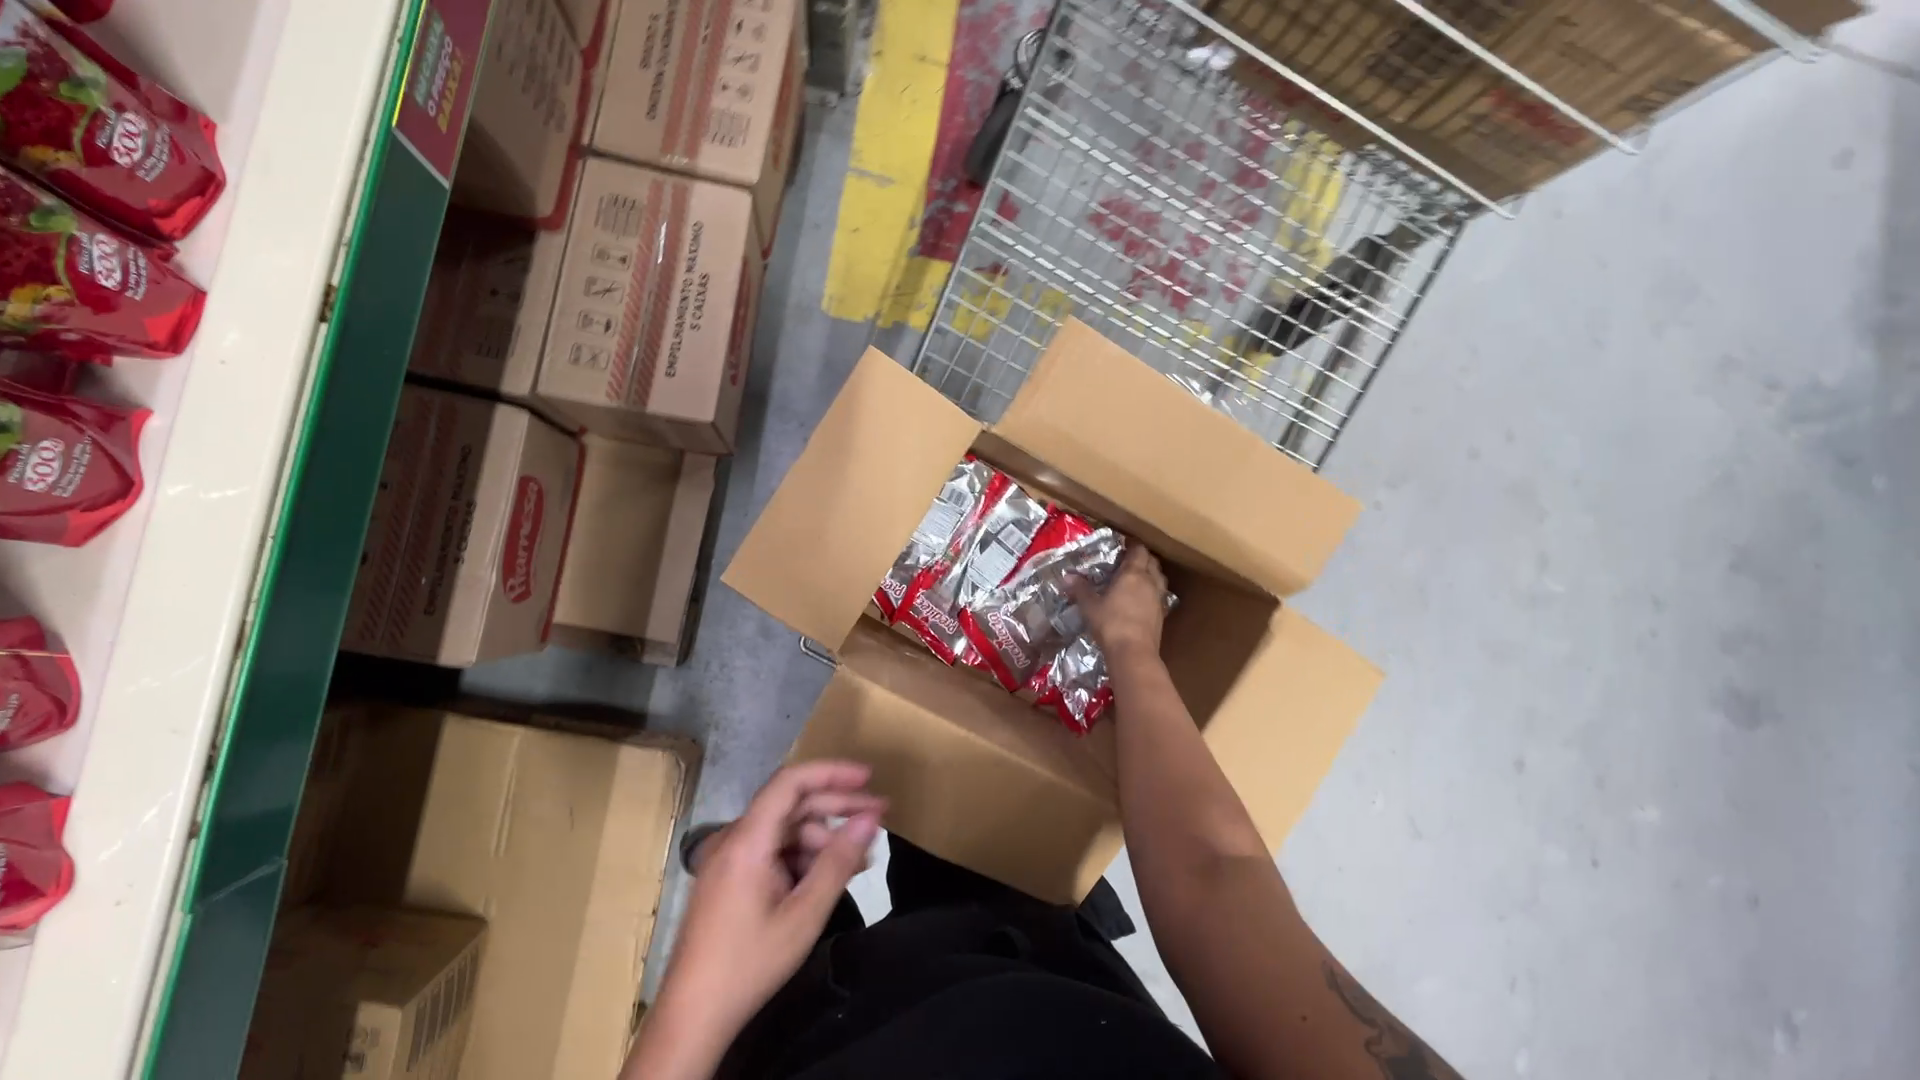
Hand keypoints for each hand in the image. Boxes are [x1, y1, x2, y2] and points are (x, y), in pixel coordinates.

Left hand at [654, 762, 883, 1046]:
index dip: (832, 772)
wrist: (693, 1014)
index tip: (869, 777)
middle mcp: (734, 839)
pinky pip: (773, 851)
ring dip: (824, 839)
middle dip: (838, 807)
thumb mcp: (805, 914)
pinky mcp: (730, 877)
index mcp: (747, 840)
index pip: (791, 782)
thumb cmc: (750, 962)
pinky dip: (804, 857)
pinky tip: (830, 876)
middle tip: (882, 815)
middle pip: (791, 805)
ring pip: (785, 830)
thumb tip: (870, 819)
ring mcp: (729, 858)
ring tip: (862, 859)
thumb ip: (838, 861)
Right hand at [1071, 543, 1167, 660]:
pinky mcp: (1162, 615)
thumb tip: (1067, 577)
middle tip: (1129, 561)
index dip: (1132, 545)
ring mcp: (1159, 598)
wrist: (1133, 652)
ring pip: (1160, 578)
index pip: (1138, 550)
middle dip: (1143, 558)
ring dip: (1151, 574)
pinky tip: (1142, 600)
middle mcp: (1150, 582)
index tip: (1123, 544)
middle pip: (1152, 562)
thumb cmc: (1110, 623)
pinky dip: (1153, 592)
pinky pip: (1160, 595)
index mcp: (1133, 573)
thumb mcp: (1090, 606)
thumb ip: (1080, 589)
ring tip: (1138, 578)